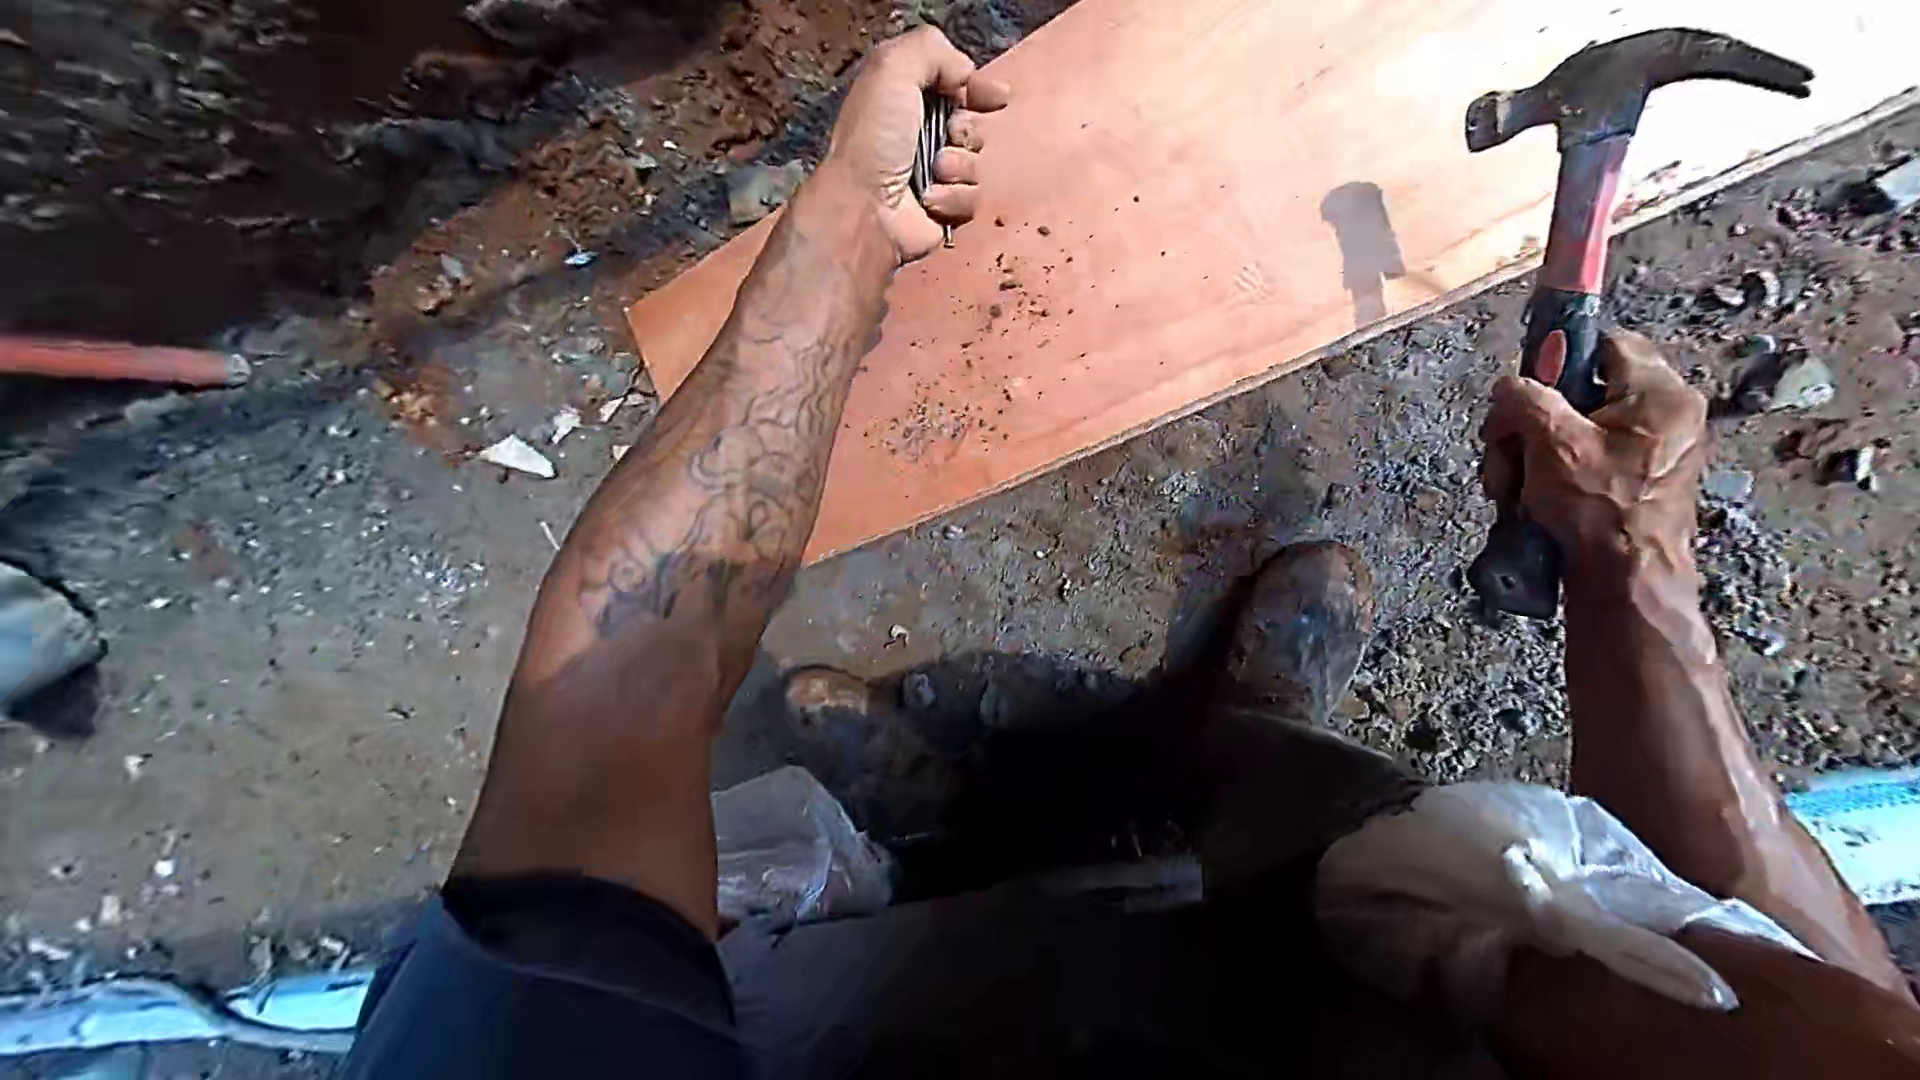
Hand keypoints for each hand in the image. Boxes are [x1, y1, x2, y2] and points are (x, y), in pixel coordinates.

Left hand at [820, 26, 1010, 262]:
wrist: (865, 210)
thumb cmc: (872, 142)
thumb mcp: (892, 69)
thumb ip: (932, 50)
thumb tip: (965, 72)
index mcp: (908, 102)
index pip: (958, 89)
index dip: (978, 90)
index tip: (995, 96)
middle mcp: (922, 140)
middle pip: (974, 127)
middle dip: (968, 130)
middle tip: (950, 136)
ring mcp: (935, 181)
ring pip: (977, 166)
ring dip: (960, 165)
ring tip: (936, 172)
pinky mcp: (944, 214)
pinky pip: (973, 201)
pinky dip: (956, 198)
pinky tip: (931, 201)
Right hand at [1480, 330, 1707, 580]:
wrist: (1624, 573)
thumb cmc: (1595, 505)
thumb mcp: (1552, 444)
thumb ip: (1528, 401)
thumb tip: (1508, 383)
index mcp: (1659, 395)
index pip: (1609, 345)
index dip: (1559, 357)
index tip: (1523, 385)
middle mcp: (1662, 414)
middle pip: (1575, 393)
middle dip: (1526, 422)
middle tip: (1502, 448)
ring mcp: (1647, 447)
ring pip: (1565, 428)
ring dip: (1524, 452)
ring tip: (1510, 484)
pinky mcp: (1629, 474)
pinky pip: (1575, 454)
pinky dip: (1543, 470)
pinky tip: (1526, 494)